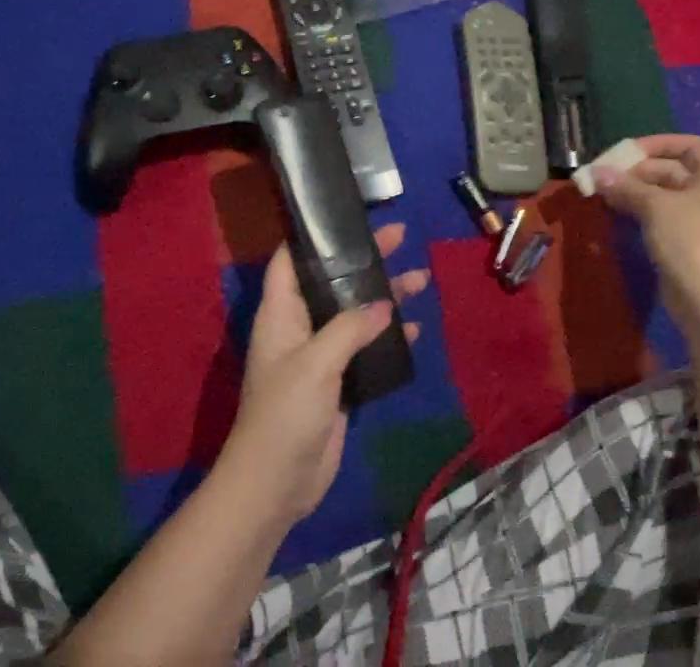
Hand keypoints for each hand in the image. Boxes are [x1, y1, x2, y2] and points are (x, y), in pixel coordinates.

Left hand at [217, 224, 426, 527]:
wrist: (278, 483)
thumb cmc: (285, 414)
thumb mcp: (315, 363)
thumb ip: (350, 328)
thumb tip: (384, 305)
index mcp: (280, 314)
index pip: (290, 260)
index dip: (314, 236)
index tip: (346, 216)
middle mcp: (298, 328)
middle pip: (331, 283)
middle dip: (364, 262)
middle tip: (400, 238)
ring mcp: (318, 357)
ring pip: (354, 315)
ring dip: (384, 299)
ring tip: (421, 280)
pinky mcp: (337, 384)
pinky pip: (366, 350)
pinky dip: (389, 338)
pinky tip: (416, 331)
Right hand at [593, 135, 699, 335]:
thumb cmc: (689, 240)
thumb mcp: (654, 207)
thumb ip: (626, 186)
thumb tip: (598, 172)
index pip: (691, 146)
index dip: (658, 144)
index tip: (627, 152)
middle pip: (677, 170)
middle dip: (639, 172)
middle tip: (606, 177)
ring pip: (670, 195)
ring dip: (638, 192)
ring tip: (606, 194)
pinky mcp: (697, 242)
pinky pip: (669, 216)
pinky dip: (646, 210)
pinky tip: (620, 213)